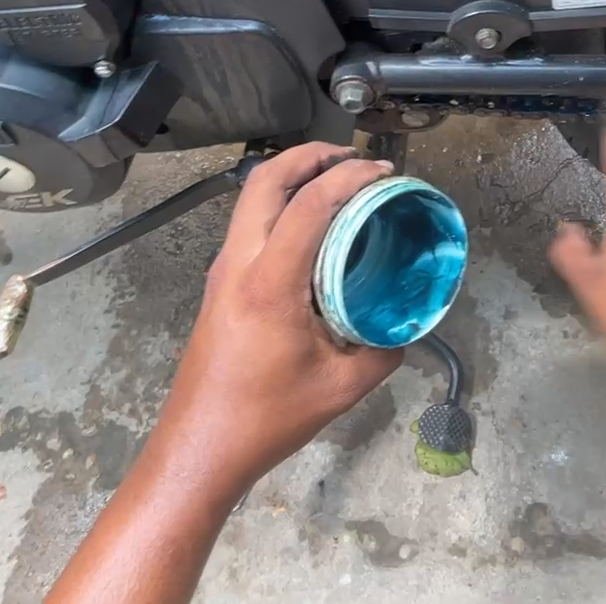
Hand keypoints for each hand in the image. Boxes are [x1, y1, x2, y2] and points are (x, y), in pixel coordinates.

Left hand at [158, 143, 403, 492]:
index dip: (352, 176)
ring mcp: (223, 269)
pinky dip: (281, 202)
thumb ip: (384, 351)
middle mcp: (239, 262)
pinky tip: (313, 227)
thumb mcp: (341, 388)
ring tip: (336, 181)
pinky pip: (250, 221)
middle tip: (353, 158)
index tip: (385, 173)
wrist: (198, 451)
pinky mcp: (220, 282)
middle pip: (266, 178)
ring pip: (251, 195)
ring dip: (293, 175)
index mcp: (270, 281)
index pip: (311, 203)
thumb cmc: (266, 419)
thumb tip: (406, 325)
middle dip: (311, 155)